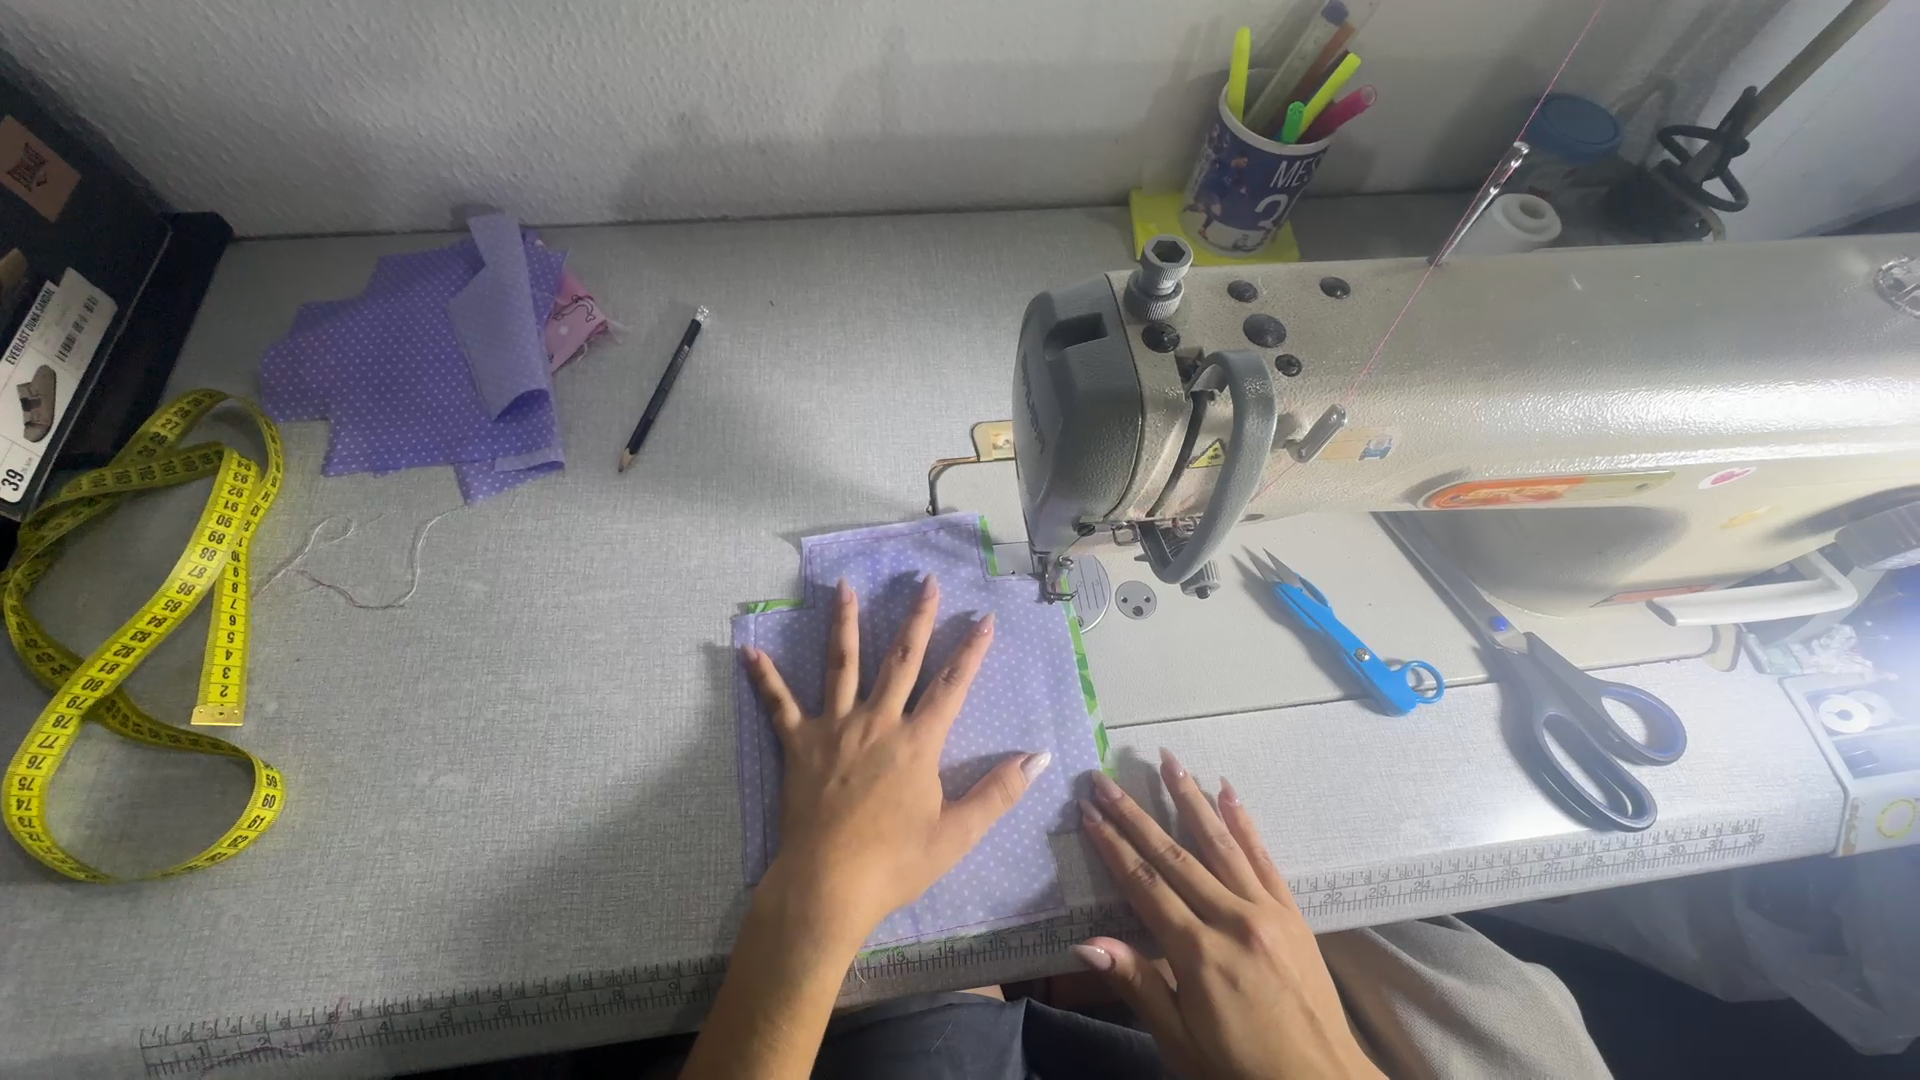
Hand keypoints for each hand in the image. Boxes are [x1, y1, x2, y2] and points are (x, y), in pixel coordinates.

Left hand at [740, 575, 1051, 942]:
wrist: (828, 885)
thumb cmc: (895, 862)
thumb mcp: (958, 833)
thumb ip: (999, 791)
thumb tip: (1039, 757)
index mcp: (918, 741)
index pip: (952, 685)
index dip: (971, 650)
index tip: (984, 618)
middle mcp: (878, 721)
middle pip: (901, 659)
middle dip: (918, 618)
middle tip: (926, 582)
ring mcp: (835, 728)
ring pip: (842, 664)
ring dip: (846, 624)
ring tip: (845, 588)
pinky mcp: (799, 743)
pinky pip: (779, 704)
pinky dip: (765, 678)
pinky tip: (749, 652)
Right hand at [1073, 751, 1382, 1079]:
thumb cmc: (1239, 1070)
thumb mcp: (1180, 1040)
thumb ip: (1136, 983)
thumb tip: (1084, 944)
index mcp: (1199, 953)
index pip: (1144, 884)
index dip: (1112, 845)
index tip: (1088, 811)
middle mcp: (1233, 920)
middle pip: (1173, 855)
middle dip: (1134, 814)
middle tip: (1106, 780)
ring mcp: (1267, 911)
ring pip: (1219, 843)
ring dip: (1189, 797)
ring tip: (1167, 759)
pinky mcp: (1293, 912)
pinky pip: (1263, 857)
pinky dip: (1243, 822)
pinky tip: (1227, 791)